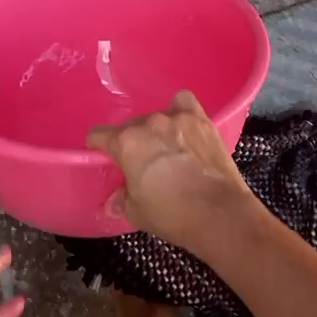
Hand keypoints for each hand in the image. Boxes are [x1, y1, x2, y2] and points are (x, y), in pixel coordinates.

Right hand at [85, 91, 258, 249]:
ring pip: (156, 116)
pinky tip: (183, 125)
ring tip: (166, 148)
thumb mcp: (137, 213)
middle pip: (130, 127)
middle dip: (132, 143)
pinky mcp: (199, 118)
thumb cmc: (171, 214)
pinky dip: (180, 111)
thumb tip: (113, 201)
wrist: (217, 212)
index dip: (98, 145)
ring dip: (156, 131)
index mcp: (125, 143)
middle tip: (142, 164)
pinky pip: (183, 103)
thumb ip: (122, 200)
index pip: (99, 135)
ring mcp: (174, 117)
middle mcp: (147, 123)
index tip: (102, 154)